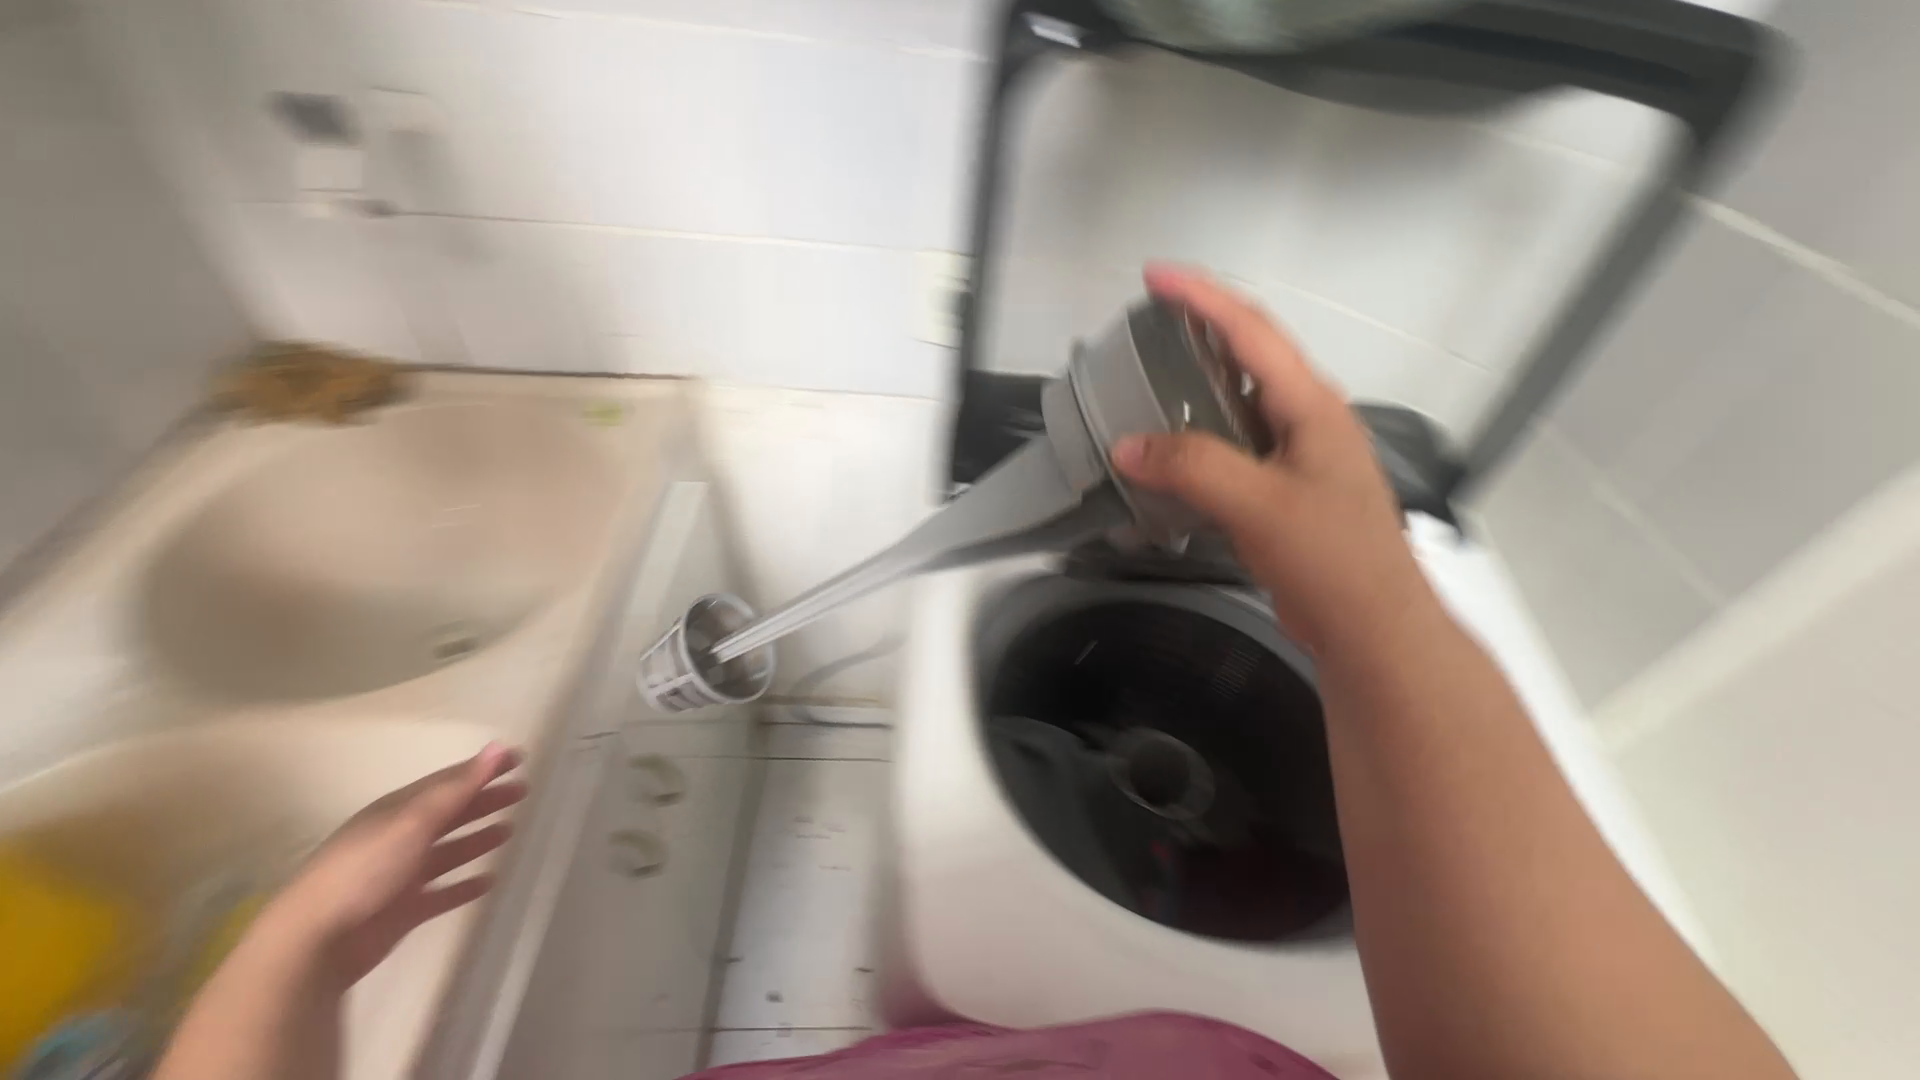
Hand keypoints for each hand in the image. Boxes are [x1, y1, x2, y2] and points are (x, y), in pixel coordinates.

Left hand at [262, 743, 527, 986]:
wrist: (315, 942)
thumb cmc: (364, 869)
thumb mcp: (413, 821)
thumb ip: (458, 787)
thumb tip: (499, 746)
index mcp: (397, 811)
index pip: (448, 781)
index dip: (482, 769)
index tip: (518, 759)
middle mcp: (399, 839)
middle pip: (449, 814)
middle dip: (484, 801)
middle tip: (522, 791)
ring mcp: (401, 876)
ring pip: (448, 851)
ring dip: (476, 840)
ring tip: (509, 831)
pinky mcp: (404, 911)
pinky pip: (442, 893)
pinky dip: (465, 885)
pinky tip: (488, 881)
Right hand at [1111, 264, 1437, 654]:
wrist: (1372, 627)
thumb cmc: (1332, 558)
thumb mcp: (1261, 504)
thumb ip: (1193, 468)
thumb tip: (1127, 445)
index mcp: (1310, 406)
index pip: (1250, 331)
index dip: (1201, 296)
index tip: (1153, 276)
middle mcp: (1306, 419)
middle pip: (1247, 356)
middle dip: (1198, 330)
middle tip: (1145, 327)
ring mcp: (1297, 456)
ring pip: (1238, 403)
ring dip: (1195, 385)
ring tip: (1147, 382)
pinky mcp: (1283, 491)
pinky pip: (1233, 447)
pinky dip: (1196, 439)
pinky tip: (1169, 456)